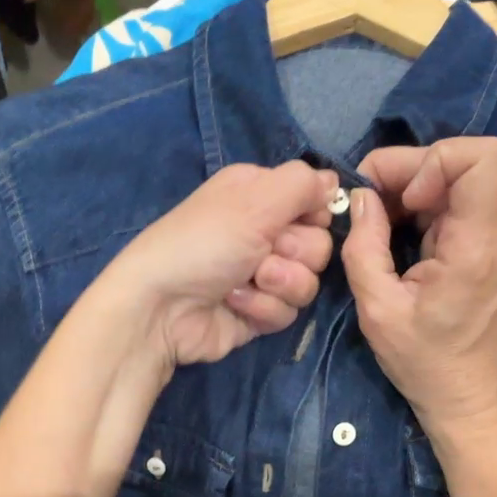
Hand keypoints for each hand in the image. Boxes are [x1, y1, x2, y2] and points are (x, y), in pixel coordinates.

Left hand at [96, 161, 337, 374]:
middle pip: (319, 248)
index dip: (314, 216)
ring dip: (278, 284)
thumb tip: (334, 182)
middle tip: (260, 255)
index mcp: (262, 197)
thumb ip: (302, 184)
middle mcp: (265, 233)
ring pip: (307, 284)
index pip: (316, 204)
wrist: (163, 307)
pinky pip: (288, 313)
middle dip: (294, 254)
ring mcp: (263, 277)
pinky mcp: (259, 314)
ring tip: (243, 282)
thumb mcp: (254, 199)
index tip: (296, 221)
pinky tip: (234, 304)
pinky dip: (262, 309)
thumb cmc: (204, 242)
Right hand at [341, 137, 496, 430]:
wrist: (460, 393)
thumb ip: (365, 248)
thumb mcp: (378, 310)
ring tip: (371, 227)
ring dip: (404, 193)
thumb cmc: (421, 360)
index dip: (435, 159)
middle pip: (455, 164)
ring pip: (447, 181)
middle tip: (362, 207)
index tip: (404, 200)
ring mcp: (490, 236)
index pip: (483, 157)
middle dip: (403, 174)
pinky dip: (413, 210)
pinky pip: (446, 204)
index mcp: (475, 246)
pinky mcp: (479, 244)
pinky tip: (388, 237)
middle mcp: (493, 231)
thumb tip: (361, 198)